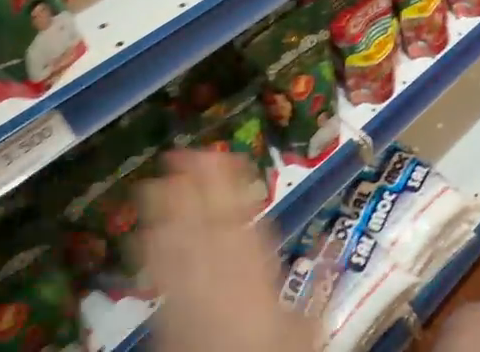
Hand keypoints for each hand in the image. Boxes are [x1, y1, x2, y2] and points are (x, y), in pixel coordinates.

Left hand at [137, 150, 315, 351]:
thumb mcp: (306, 327)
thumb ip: (316, 282)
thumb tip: (335, 243)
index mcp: (252, 276)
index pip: (239, 221)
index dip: (230, 186)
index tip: (226, 156)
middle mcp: (216, 280)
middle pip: (202, 226)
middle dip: (193, 189)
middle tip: (184, 153)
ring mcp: (186, 299)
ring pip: (174, 246)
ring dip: (164, 212)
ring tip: (155, 181)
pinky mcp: (167, 318)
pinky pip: (157, 275)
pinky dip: (151, 249)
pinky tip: (144, 233)